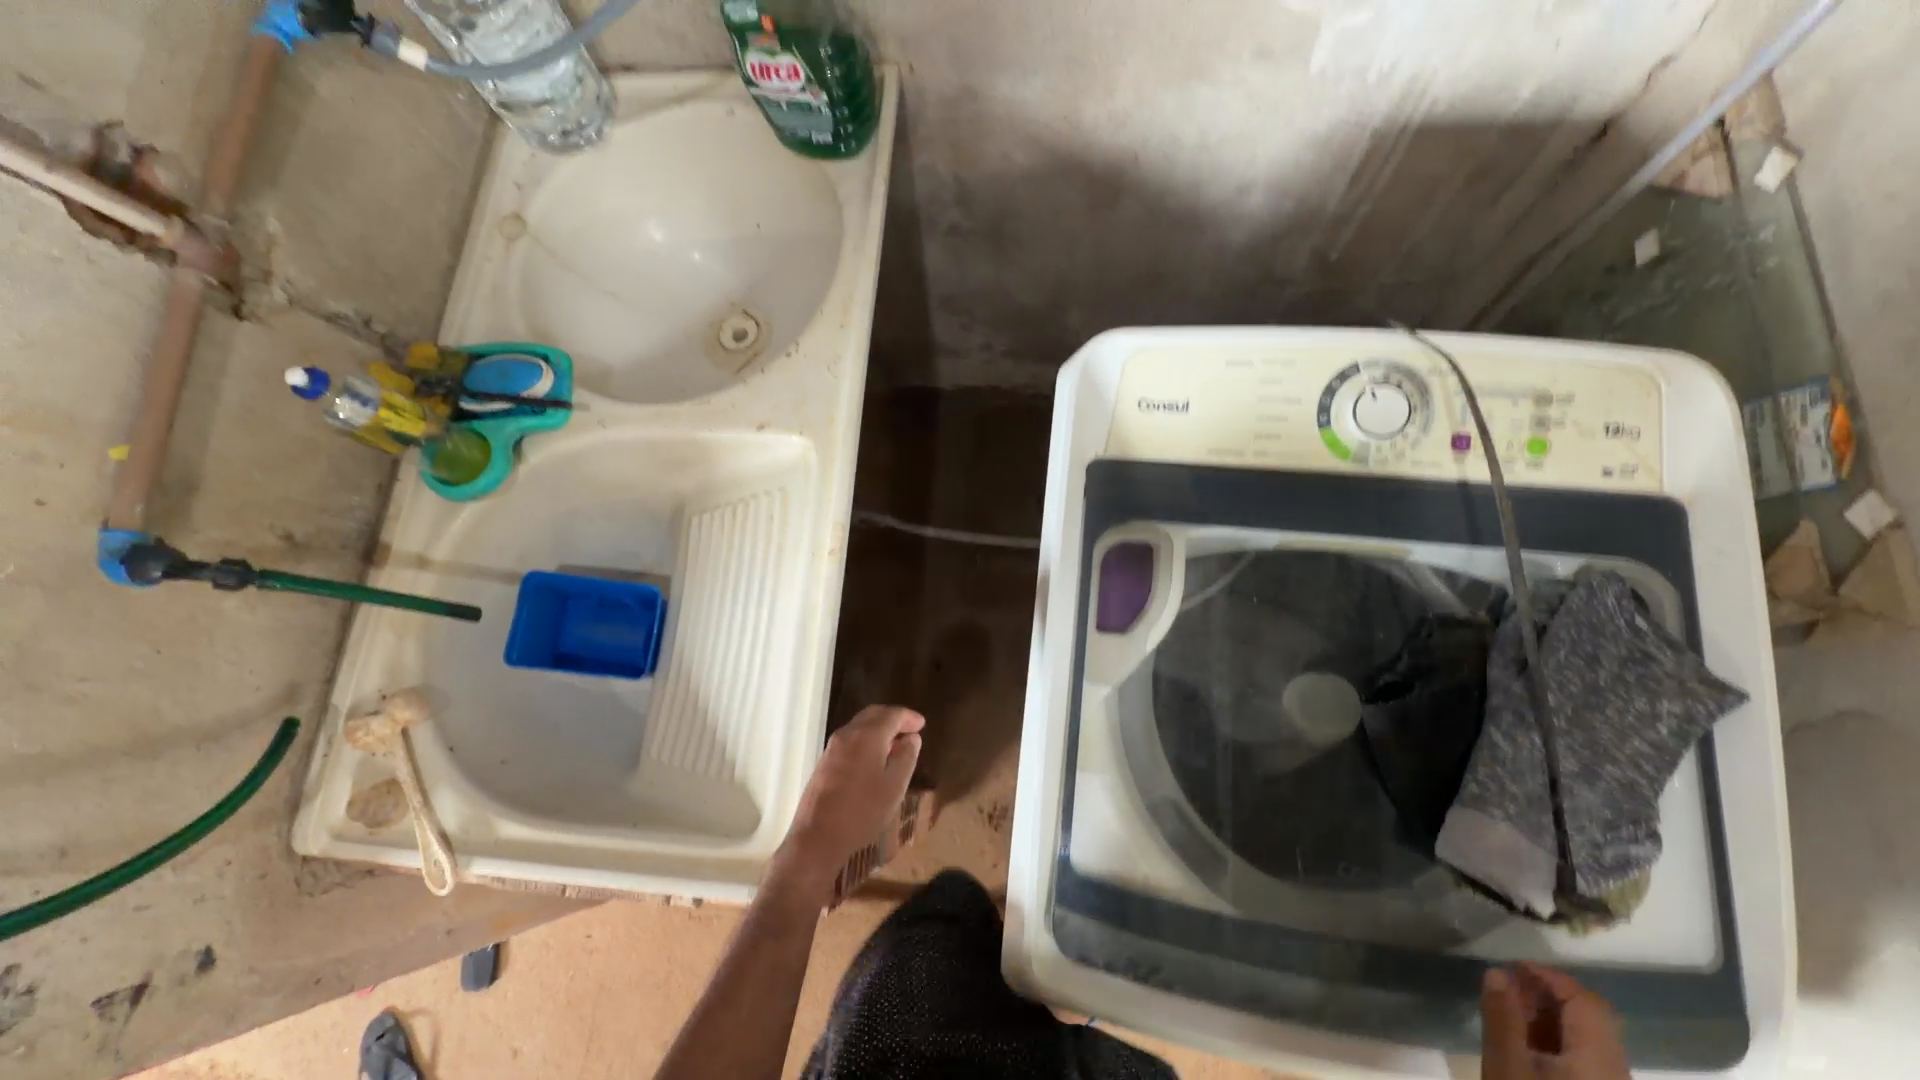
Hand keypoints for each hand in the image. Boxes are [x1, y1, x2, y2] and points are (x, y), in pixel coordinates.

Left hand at [767, 705, 924, 908]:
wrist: (818, 836)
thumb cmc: (862, 811)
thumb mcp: (894, 787)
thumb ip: (905, 758)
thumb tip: (911, 738)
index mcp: (867, 736)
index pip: (891, 714)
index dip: (908, 717)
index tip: (921, 724)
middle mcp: (847, 735)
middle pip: (873, 714)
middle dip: (893, 718)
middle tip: (910, 729)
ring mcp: (832, 748)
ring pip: (859, 726)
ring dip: (879, 729)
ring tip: (896, 745)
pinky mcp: (824, 762)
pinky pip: (851, 740)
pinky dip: (867, 739)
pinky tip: (875, 758)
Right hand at [1480, 965, 1630, 1078]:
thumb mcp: (1507, 1064)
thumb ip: (1502, 1018)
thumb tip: (1497, 972)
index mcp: (1598, 1056)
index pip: (1584, 1000)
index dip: (1550, 976)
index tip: (1514, 965)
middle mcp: (1615, 1067)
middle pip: (1590, 1017)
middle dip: (1548, 995)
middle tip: (1509, 986)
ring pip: (1588, 1037)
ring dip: (1551, 1017)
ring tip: (1513, 1011)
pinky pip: (1587, 1056)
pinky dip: (1558, 1040)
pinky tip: (1529, 1043)